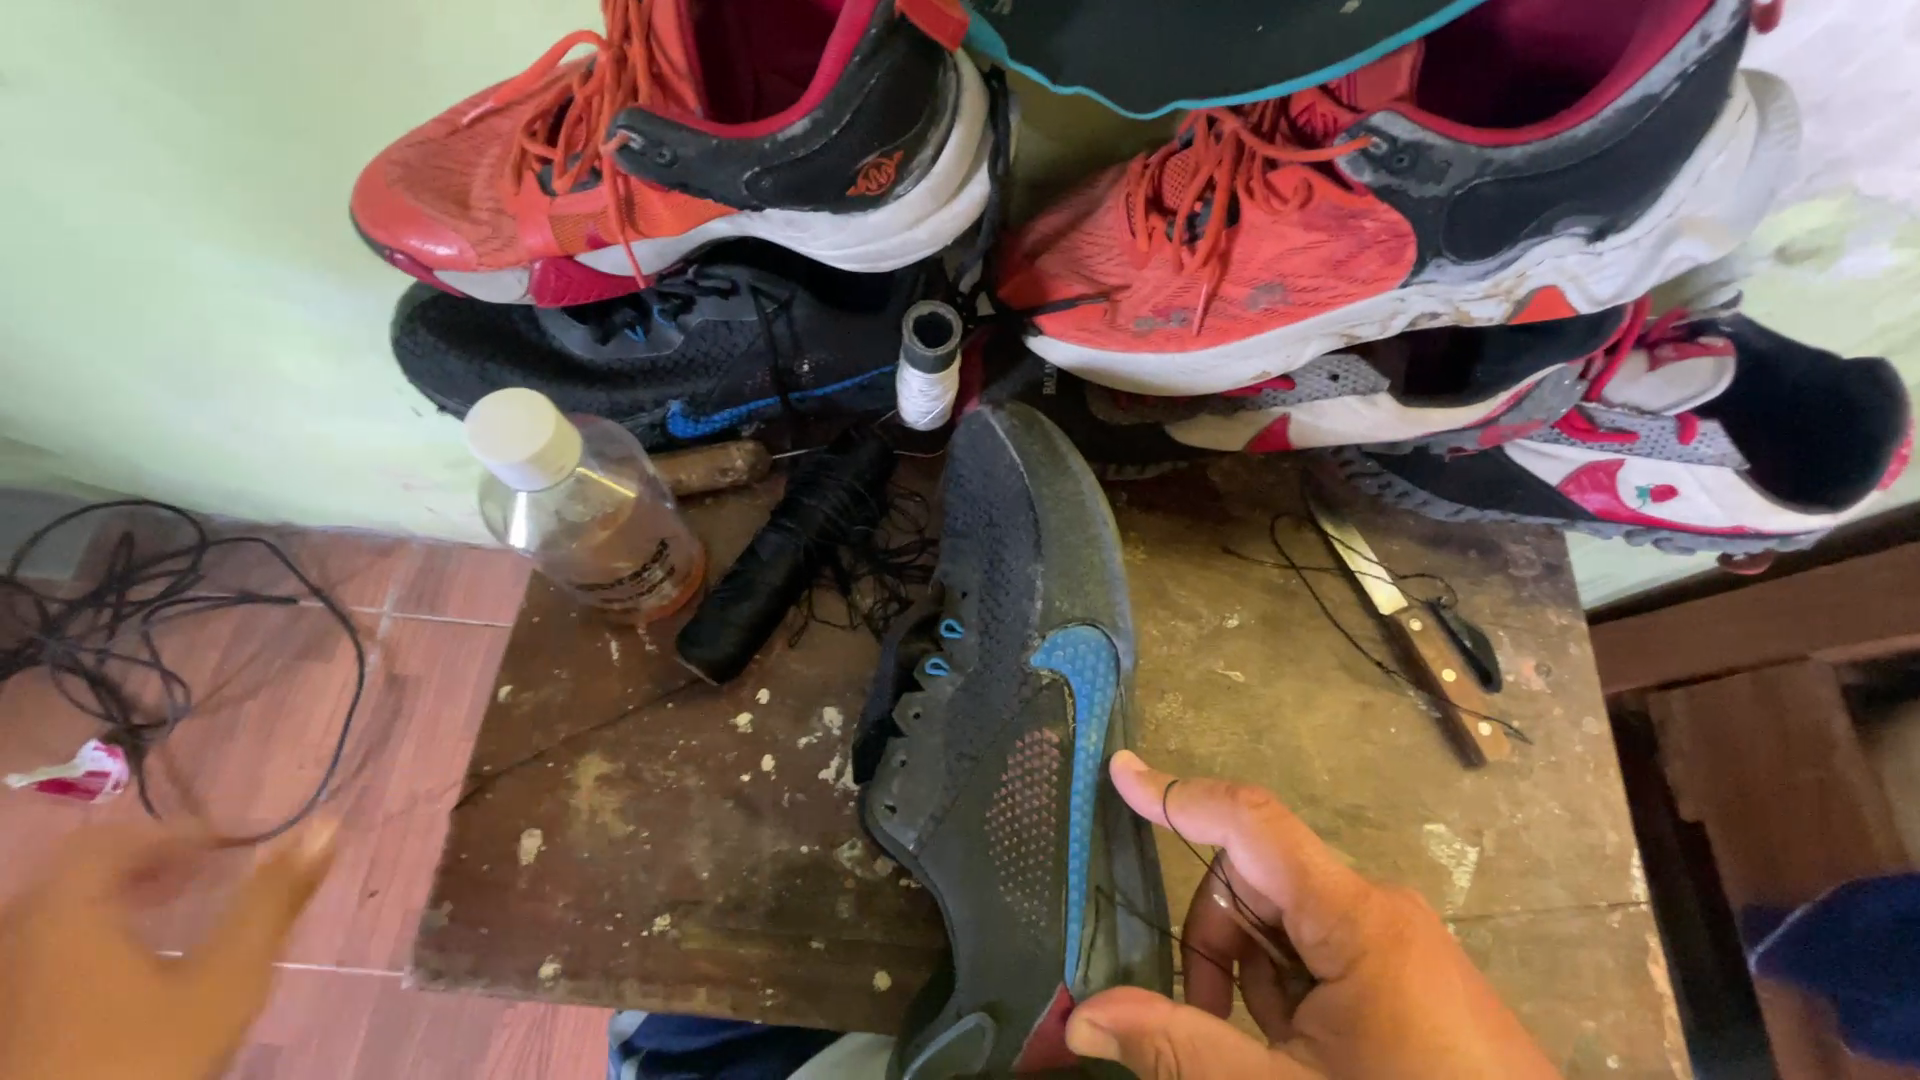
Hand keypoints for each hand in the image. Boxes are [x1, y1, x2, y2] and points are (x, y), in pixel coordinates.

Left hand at [0, 819, 336, 1079]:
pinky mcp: (13, 1018)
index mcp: (65, 918)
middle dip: (152, 864)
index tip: (236, 846)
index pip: (109, 841)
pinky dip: (97, 935)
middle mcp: (17, 941)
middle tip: (213, 873)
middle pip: (78, 875)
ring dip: (124, 899)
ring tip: (182, 914)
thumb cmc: (150, 1055)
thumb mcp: (228, 977)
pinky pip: (46, 950)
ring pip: (59, 914)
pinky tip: (138, 968)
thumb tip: (327, 827)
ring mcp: (6, 984)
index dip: (178, 833)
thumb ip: (275, 899)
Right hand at [1067, 752, 1559, 1079]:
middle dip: (1213, 940)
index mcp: (1356, 919)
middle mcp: (1379, 912)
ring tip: (1267, 1057)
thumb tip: (1083, 1017)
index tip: (1120, 771)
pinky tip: (1300, 1056)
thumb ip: (1179, 1048)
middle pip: (1257, 881)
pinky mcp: (1410, 979)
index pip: (1249, 822)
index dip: (1179, 794)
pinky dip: (1286, 992)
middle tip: (1203, 1021)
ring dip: (1248, 976)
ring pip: (1284, 923)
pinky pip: (1320, 954)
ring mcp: (1400, 946)